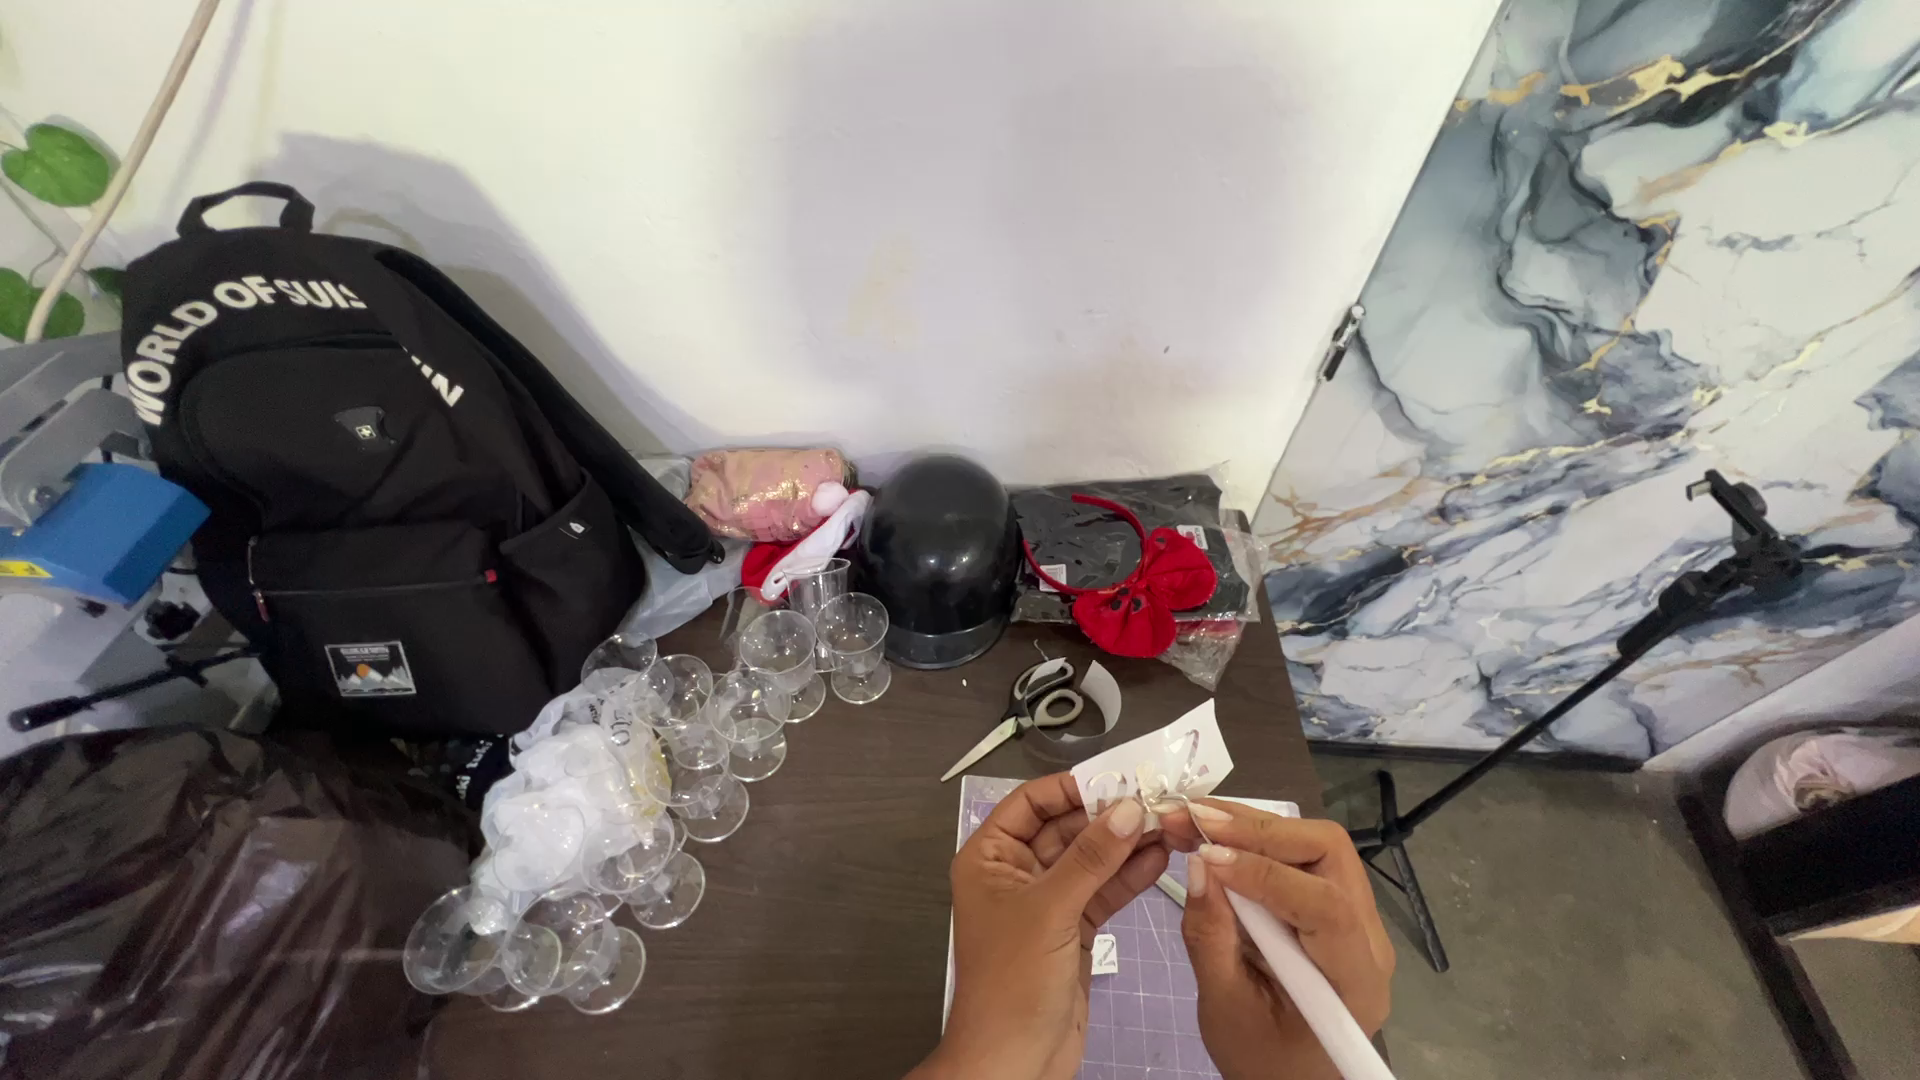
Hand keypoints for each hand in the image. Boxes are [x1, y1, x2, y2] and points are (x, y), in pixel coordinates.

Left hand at [910, 773, 1169, 1079]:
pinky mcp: (1073, 928)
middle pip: (1065, 829)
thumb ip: (1091, 857)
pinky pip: (1102, 890)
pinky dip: (1128, 875)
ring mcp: (1047, 900)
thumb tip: (1129, 807)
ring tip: (1167, 823)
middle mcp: (1016, 871)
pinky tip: (1160, 857)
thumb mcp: (1050, 909)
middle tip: (1155, 800)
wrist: (1015, 1065)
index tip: (1116, 778)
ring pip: (1089, 859)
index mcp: (990, 855)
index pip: (1030, 803)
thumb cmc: (1013, 979)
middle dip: (1107, 815)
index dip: (1071, 788)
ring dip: (1125, 843)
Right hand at [1160, 802, 1393, 1079]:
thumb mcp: (1224, 1007)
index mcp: (1355, 980)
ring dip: (1248, 823)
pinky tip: (1209, 831)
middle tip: (1194, 819)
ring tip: (1191, 817)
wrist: (1288, 1076)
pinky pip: (1297, 852)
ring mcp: (1353, 914)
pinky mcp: (1329, 900)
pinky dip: (1249, 834)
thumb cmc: (1260, 1056)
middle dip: (1257, 829)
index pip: (1325, 906)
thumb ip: (1211, 938)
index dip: (1263, 873)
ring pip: (1311, 841)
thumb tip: (1197, 864)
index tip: (1203, 855)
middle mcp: (1368, 937)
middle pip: (1326, 852)